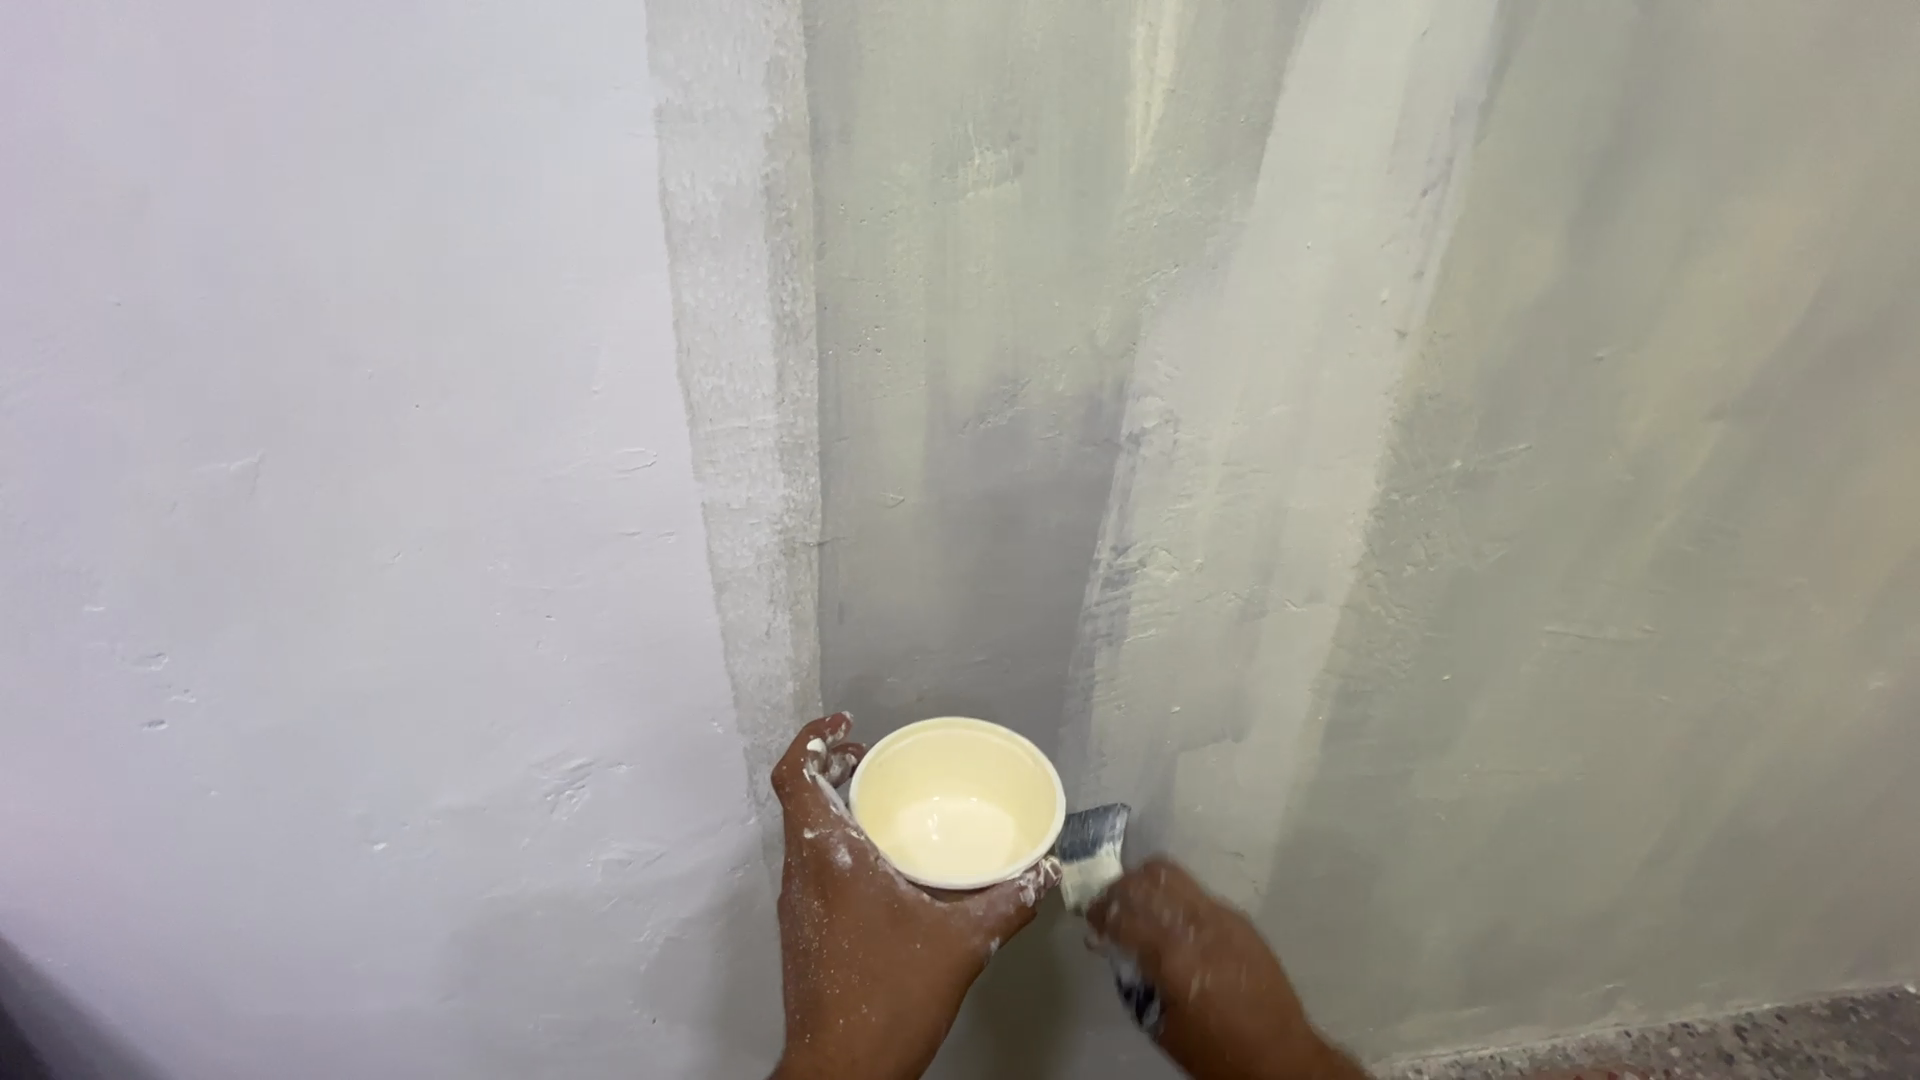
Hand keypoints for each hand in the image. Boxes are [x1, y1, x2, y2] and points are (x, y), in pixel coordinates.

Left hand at [769, 713, 1061, 1079]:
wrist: (839, 1073)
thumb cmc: (890, 997)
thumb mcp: (962, 944)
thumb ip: (1008, 901)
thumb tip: (1046, 873)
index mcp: (829, 857)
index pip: (794, 777)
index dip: (811, 739)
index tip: (844, 726)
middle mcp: (802, 871)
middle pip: (799, 798)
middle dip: (828, 765)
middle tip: (866, 752)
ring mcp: (796, 901)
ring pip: (803, 831)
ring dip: (832, 802)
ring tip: (875, 795)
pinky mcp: (802, 927)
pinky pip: (811, 862)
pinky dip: (836, 839)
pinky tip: (879, 859)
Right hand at [1087, 858, 1365, 1079]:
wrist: (1283, 1058)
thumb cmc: (1217, 1051)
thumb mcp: (1162, 1025)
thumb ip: (1135, 980)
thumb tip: (1114, 949)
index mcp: (1173, 956)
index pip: (1123, 915)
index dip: (1099, 912)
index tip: (1090, 917)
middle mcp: (1196, 925)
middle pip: (1147, 880)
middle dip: (1120, 887)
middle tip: (1110, 904)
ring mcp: (1221, 916)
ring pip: (1173, 875)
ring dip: (1147, 883)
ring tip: (1137, 902)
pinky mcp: (1239, 919)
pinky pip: (1197, 894)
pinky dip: (1175, 899)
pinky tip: (1173, 921)